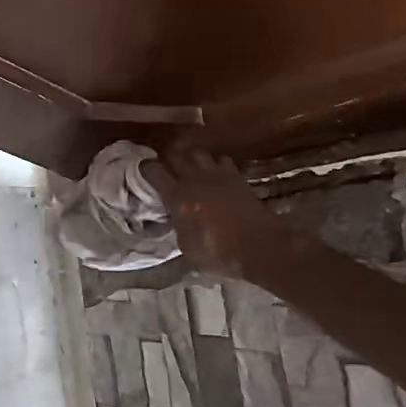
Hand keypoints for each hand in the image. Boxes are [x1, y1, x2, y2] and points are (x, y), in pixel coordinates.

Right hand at [144, 146, 283, 276]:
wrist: (262, 247)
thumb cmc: (220, 254)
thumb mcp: (187, 247)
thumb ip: (177, 225)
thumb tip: (174, 215)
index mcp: (178, 197)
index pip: (154, 171)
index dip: (146, 168)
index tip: (143, 171)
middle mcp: (195, 179)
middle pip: (175, 154)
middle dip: (168, 158)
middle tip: (165, 167)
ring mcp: (218, 175)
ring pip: (199, 152)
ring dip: (191, 157)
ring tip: (189, 165)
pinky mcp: (237, 177)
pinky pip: (221, 159)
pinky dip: (215, 162)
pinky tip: (215, 172)